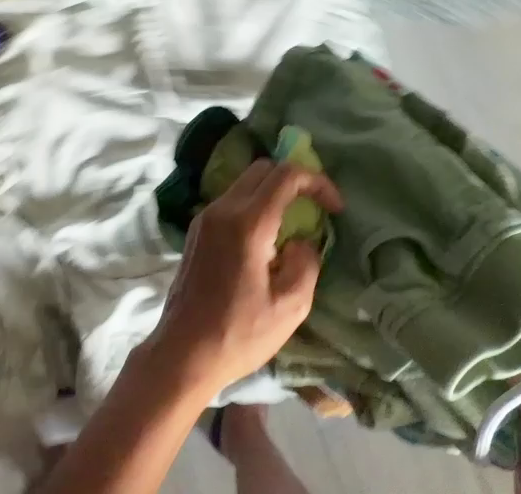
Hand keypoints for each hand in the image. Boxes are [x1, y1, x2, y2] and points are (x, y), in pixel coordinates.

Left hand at [148, 160, 342, 397]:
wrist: (184, 350)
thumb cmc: (240, 333)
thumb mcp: (290, 306)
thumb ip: (305, 263)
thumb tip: (301, 241)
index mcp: (246, 224)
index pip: (284, 176)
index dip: (316, 182)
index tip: (336, 208)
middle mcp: (221, 210)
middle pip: (261, 170)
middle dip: (294, 181)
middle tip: (317, 210)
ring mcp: (204, 219)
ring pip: (243, 185)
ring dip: (272, 195)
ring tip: (294, 230)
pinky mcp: (196, 231)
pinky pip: (230, 203)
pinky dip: (254, 208)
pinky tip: (266, 243)